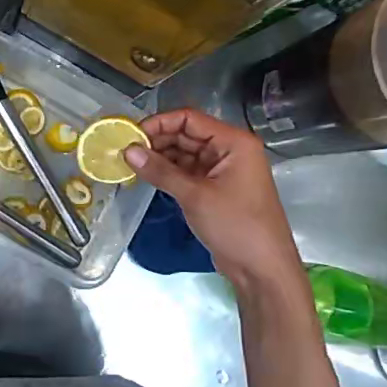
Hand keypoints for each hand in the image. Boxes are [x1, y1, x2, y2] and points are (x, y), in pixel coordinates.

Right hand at [124, 109, 304, 288]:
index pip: (189, 119)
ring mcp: (222, 170)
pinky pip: (186, 172)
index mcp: (233, 143)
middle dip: (156, 141)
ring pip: (184, 154)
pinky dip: (167, 172)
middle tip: (124, 151)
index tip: (130, 135)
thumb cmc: (236, 225)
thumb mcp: (195, 196)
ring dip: (159, 157)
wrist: (262, 268)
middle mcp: (229, 151)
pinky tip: (146, 176)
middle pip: (186, 134)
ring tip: (129, 163)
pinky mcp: (214, 189)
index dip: (158, 123)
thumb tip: (128, 151)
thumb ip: (160, 171)